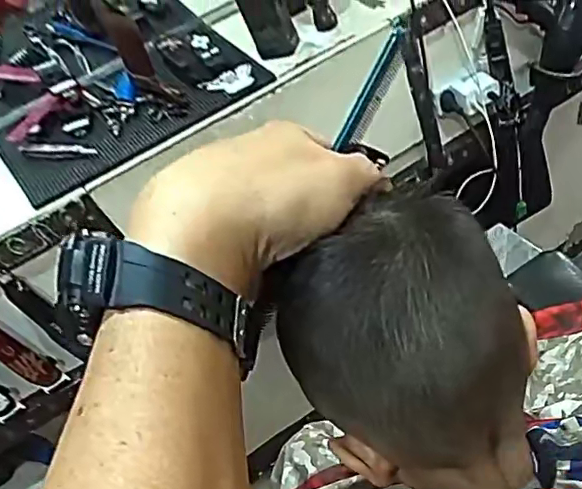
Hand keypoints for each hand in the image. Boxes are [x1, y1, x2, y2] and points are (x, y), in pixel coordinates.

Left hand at [126, 122, 382, 295]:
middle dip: (323, 213)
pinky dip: (273, 255)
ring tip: (302, 249)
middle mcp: (254, 156)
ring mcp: (233, 191)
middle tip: (333, 232)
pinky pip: (260, 243)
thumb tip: (378, 178)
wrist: (204, 235)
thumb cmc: (262, 199)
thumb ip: (368, 172)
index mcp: (286, 134)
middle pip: (306, 186)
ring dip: (296, 236)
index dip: (356, 182)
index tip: (365, 204)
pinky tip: (277, 261)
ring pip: (281, 216)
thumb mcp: (344, 177)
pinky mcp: (220, 229)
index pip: (336, 153)